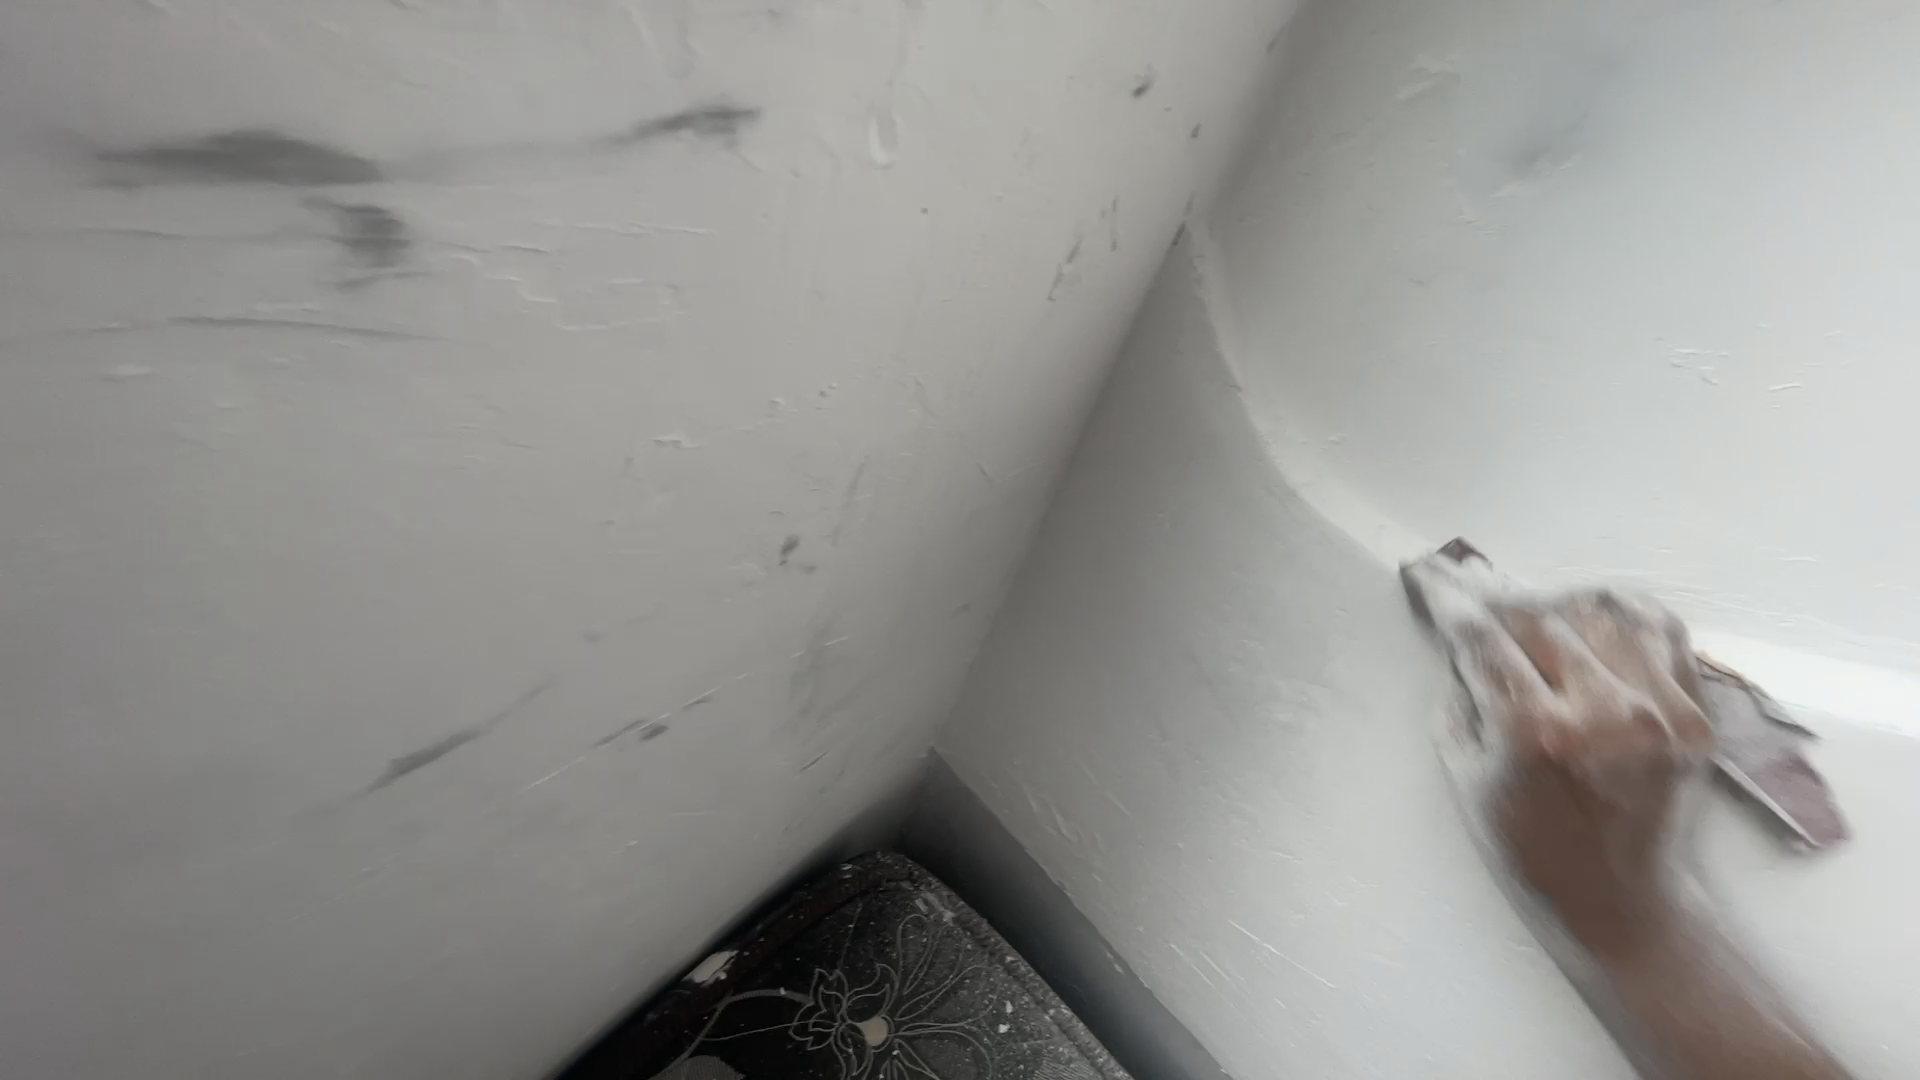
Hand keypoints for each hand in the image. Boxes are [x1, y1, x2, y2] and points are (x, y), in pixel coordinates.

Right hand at [1402, 544, 1714, 957]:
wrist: (1621, 898)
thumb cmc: (1520, 840)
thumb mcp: (1460, 769)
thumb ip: (1458, 695)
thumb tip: (1458, 637)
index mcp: (1531, 730)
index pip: (1480, 634)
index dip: (1444, 593)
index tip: (1423, 568)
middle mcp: (1600, 710)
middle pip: (1533, 613)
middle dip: (1483, 584)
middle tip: (1454, 568)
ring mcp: (1658, 710)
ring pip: (1594, 609)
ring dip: (1541, 592)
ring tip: (1510, 588)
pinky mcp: (1695, 715)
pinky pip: (1660, 631)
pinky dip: (1618, 605)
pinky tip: (1583, 599)